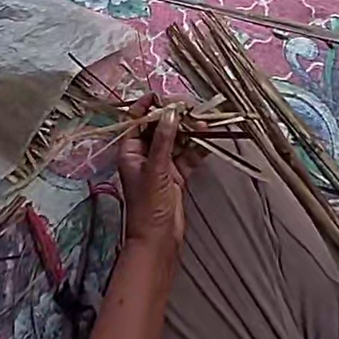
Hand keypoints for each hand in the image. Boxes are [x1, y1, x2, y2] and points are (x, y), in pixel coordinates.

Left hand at [115, 94, 203, 251]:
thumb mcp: (155, 170)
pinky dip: (196, 147)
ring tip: (203, 122)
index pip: (137, 122)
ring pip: (175, 140)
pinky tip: (207, 138)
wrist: (158, 242)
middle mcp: (145, 155)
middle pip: (159, 128)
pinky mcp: (176, 175)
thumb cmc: (148, 207)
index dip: (148, 108)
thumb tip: (170, 113)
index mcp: (131, 151)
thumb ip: (163, 141)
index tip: (162, 96)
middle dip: (174, 118)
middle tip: (190, 108)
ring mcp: (161, 164)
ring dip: (188, 131)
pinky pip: (187, 155)